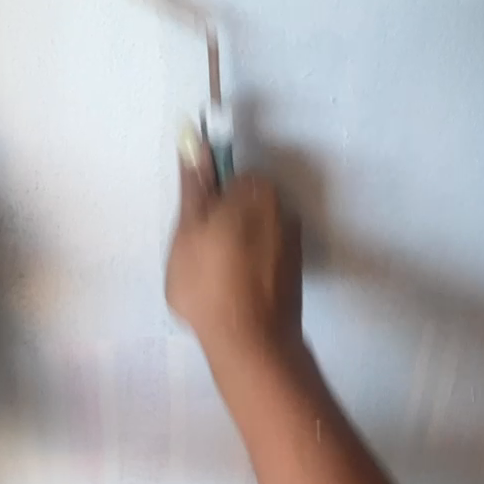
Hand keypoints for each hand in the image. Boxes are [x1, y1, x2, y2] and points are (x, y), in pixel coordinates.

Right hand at [166, 125, 303, 361]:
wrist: (250, 341)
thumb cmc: (209, 281)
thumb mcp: (188, 229)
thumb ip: (195, 184)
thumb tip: (194, 142)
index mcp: (258, 191)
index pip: (231, 177)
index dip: (210, 200)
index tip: (195, 227)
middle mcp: (283, 210)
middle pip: (245, 203)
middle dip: (224, 222)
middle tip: (199, 253)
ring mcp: (293, 242)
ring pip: (254, 232)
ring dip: (236, 246)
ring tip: (215, 278)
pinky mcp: (294, 271)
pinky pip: (264, 257)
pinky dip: (249, 267)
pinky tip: (233, 291)